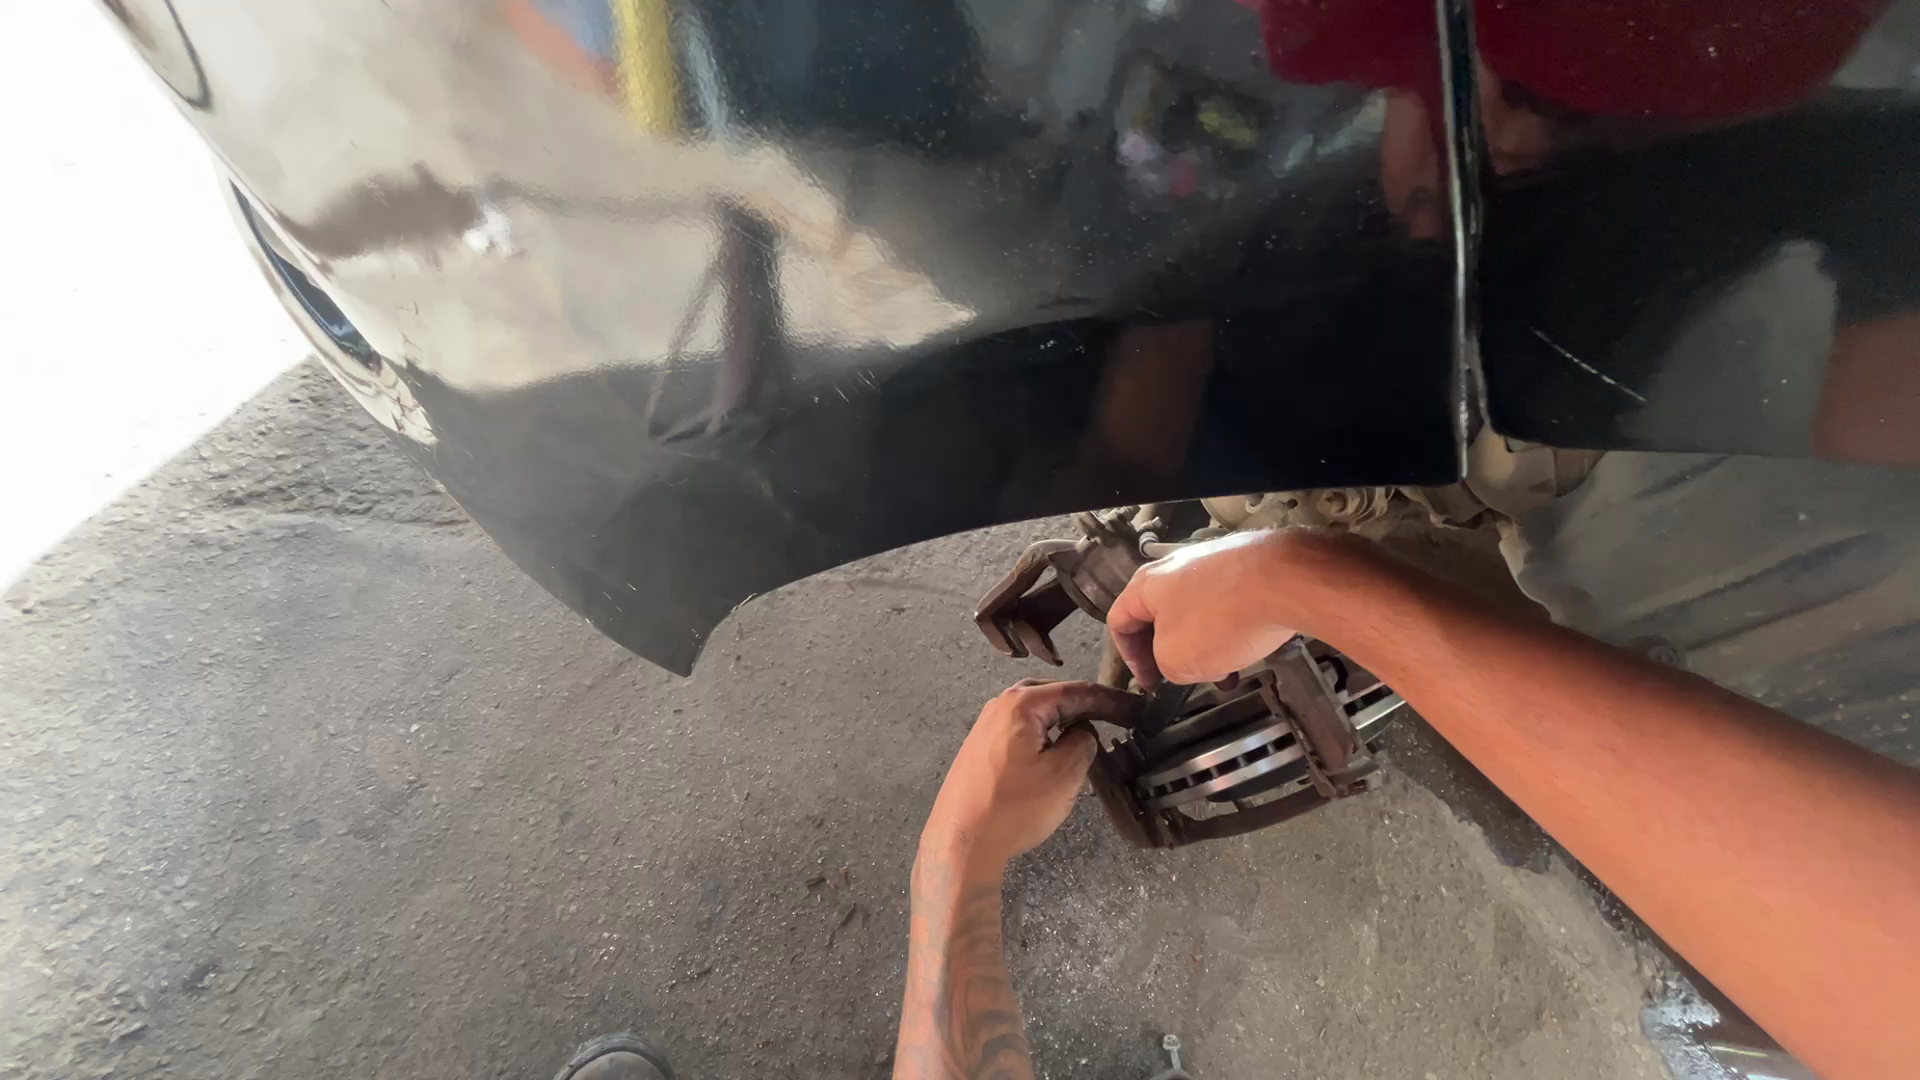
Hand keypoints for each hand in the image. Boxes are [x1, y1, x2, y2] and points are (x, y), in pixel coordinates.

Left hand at [921, 680, 1138, 872]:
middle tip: (1117, 717)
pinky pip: (1021, 728)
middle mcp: (1000, 705)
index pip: (1076, 691)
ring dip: (1064, 719)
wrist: (961, 842)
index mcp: (1021, 704)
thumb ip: (1083, 743)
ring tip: (1092, 732)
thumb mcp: (1063, 775)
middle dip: (1086, 704)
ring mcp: (986, 725)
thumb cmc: (1014, 807)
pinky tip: (1055, 750)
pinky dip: (1044, 732)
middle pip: (1053, 695)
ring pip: (1036, 712)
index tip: (1136, 709)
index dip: (1110, 700)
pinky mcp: (981, 746)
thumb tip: (1083, 731)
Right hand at [1107, 529, 1360, 685]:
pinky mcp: (1243, 566)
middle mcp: (1174, 568)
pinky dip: (1231, 630)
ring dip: (1205, 646)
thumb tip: (1176, 664)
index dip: (1129, 659)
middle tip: (1184, 679)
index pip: (1119, 622)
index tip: (1149, 681)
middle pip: (1160, 618)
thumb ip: (1164, 667)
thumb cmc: (1224, 614)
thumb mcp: (1176, 660)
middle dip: (1172, 653)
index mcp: (1145, 585)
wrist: (1285, 581)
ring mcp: (1210, 564)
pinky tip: (1248, 649)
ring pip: (1197, 614)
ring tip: (1225, 672)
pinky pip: (1226, 604)